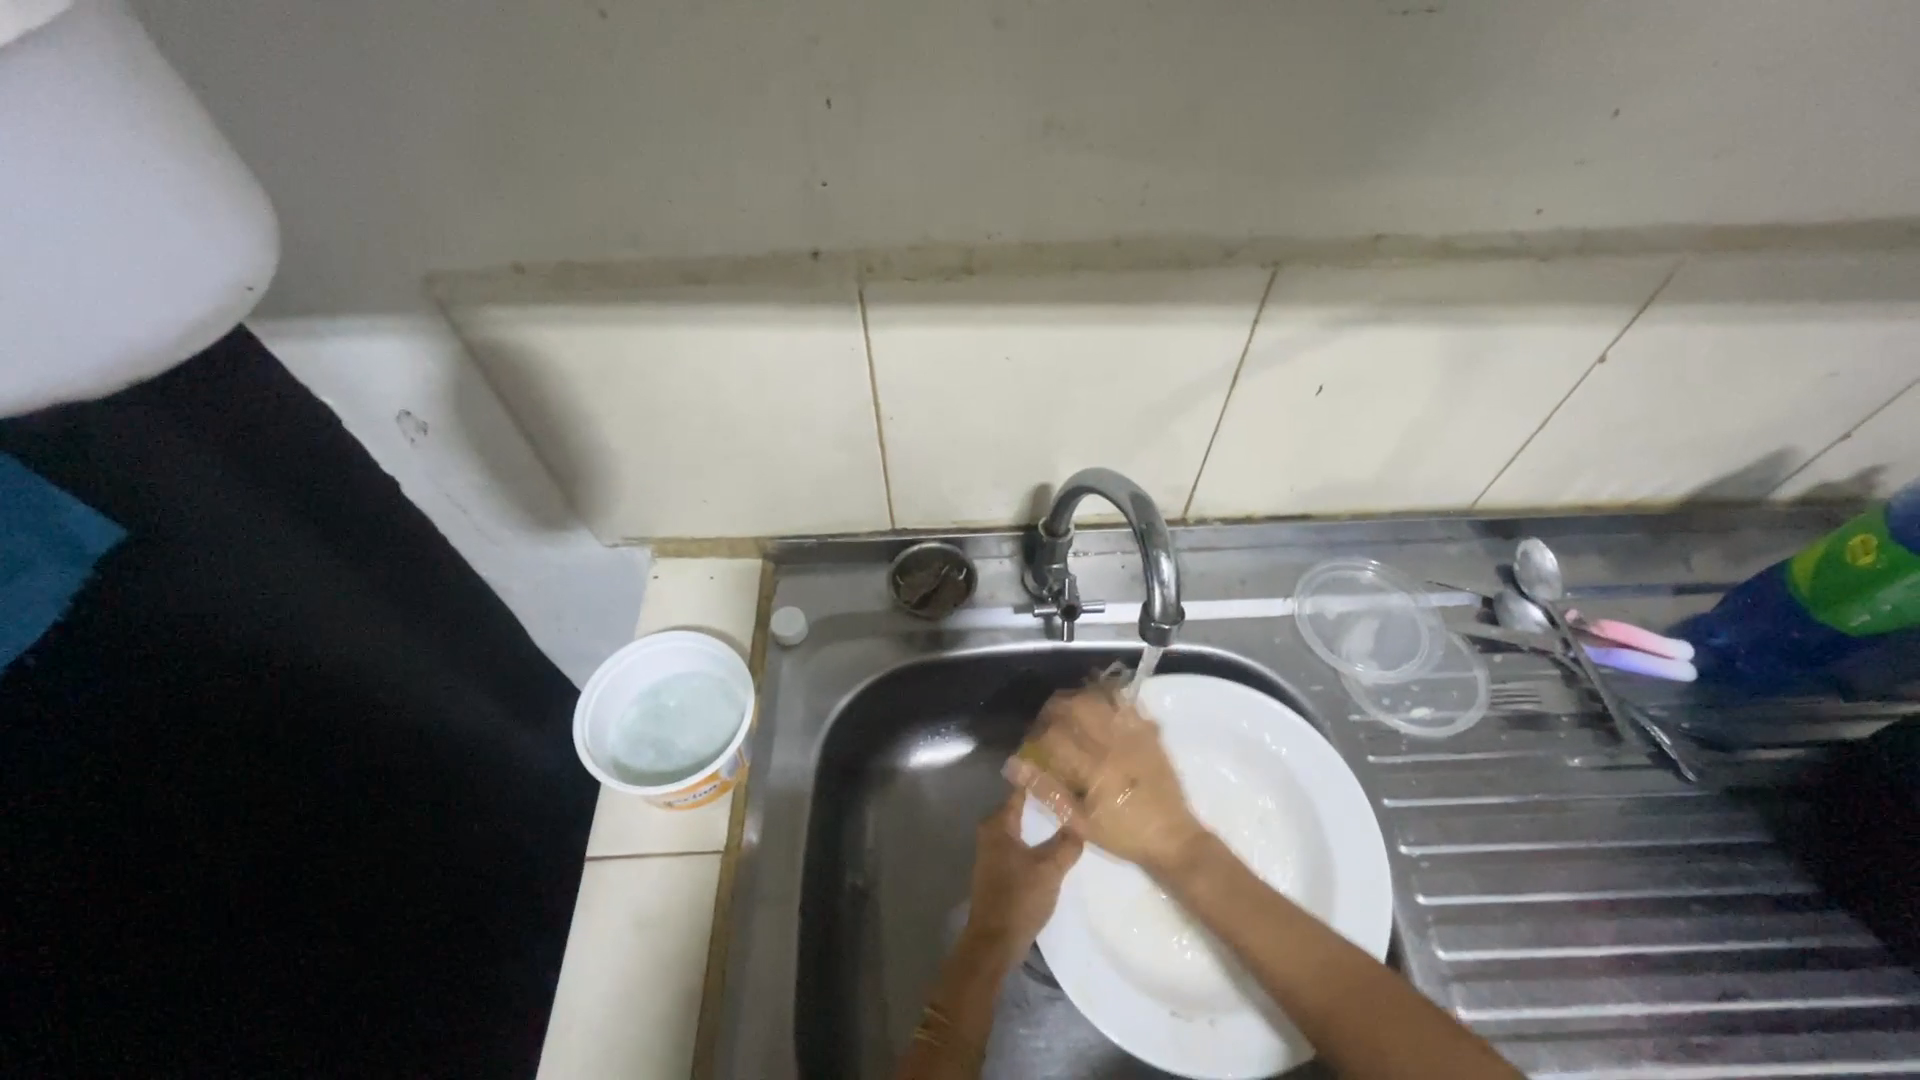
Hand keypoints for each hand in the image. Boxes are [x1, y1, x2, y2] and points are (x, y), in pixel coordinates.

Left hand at [961, 789, 1082, 964]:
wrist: (995, 941)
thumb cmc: (1019, 898)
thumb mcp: (1049, 868)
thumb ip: (1066, 844)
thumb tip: (1081, 825)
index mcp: (998, 825)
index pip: (1020, 791)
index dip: (1040, 781)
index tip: (1064, 773)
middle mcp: (991, 833)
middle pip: (1021, 809)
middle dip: (1044, 802)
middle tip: (1073, 795)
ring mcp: (993, 853)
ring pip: (1022, 829)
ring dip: (1042, 825)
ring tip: (1070, 818)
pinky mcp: (999, 871)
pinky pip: (1021, 846)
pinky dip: (1037, 842)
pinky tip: (1056, 847)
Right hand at [1004, 684, 1208, 878]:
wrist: (1173, 837)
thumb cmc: (1123, 835)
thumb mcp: (1079, 823)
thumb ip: (1046, 791)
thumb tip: (1014, 765)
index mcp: (1095, 768)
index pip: (1053, 735)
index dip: (1034, 735)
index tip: (1029, 745)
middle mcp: (1114, 743)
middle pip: (1074, 705)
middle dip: (1052, 708)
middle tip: (1045, 723)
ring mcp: (1134, 733)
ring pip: (1099, 697)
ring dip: (1077, 698)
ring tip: (1068, 712)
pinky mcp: (1149, 731)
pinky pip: (1125, 701)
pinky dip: (1106, 696)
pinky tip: (1098, 707)